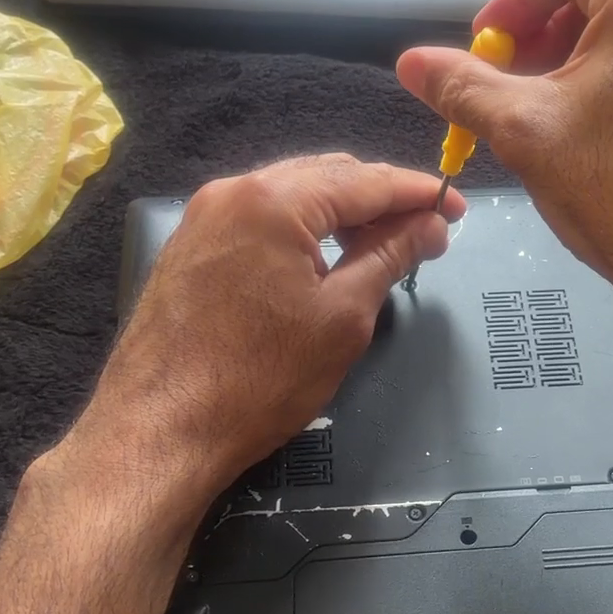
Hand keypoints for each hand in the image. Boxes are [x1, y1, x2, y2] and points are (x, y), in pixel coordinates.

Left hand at [63, 154, 465, 504]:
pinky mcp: (192, 245)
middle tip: (426, 231)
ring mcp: (206, 216)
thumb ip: (390, 254)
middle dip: (382, 199)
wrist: (155, 436)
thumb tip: (432, 223)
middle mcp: (234, 191)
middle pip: (329, 176)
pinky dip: (306, 227)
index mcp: (273, 199)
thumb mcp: (343, 316)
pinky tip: (327, 255)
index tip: (457, 208)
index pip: (366, 181)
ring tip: (383, 244)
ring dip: (345, 212)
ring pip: (295, 193)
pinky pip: (265, 217)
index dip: (419, 192)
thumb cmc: (259, 378)